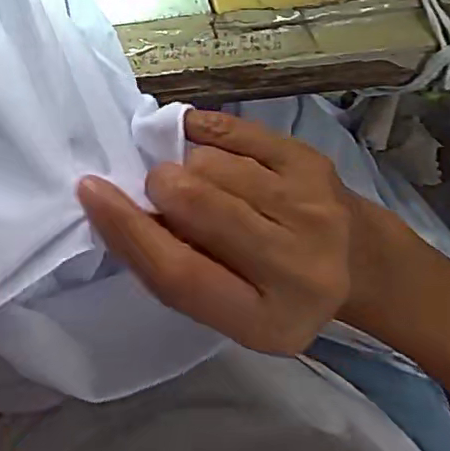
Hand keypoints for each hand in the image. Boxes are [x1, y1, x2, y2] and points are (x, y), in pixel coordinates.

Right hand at [78, 109, 353, 354]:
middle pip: (189, 200)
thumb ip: (167, 260)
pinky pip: (224, 129)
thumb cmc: (269, 283)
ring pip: (204, 160)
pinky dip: (204, 135)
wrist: (361, 261)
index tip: (89, 188)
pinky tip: (216, 153)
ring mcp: (311, 209)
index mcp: (264, 321)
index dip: (124, 226)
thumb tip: (109, 197)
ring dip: (189, 165)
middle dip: (161, 186)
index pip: (176, 271)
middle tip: (168, 193)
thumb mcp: (221, 299)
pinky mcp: (310, 161)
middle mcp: (297, 269)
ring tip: (210, 185)